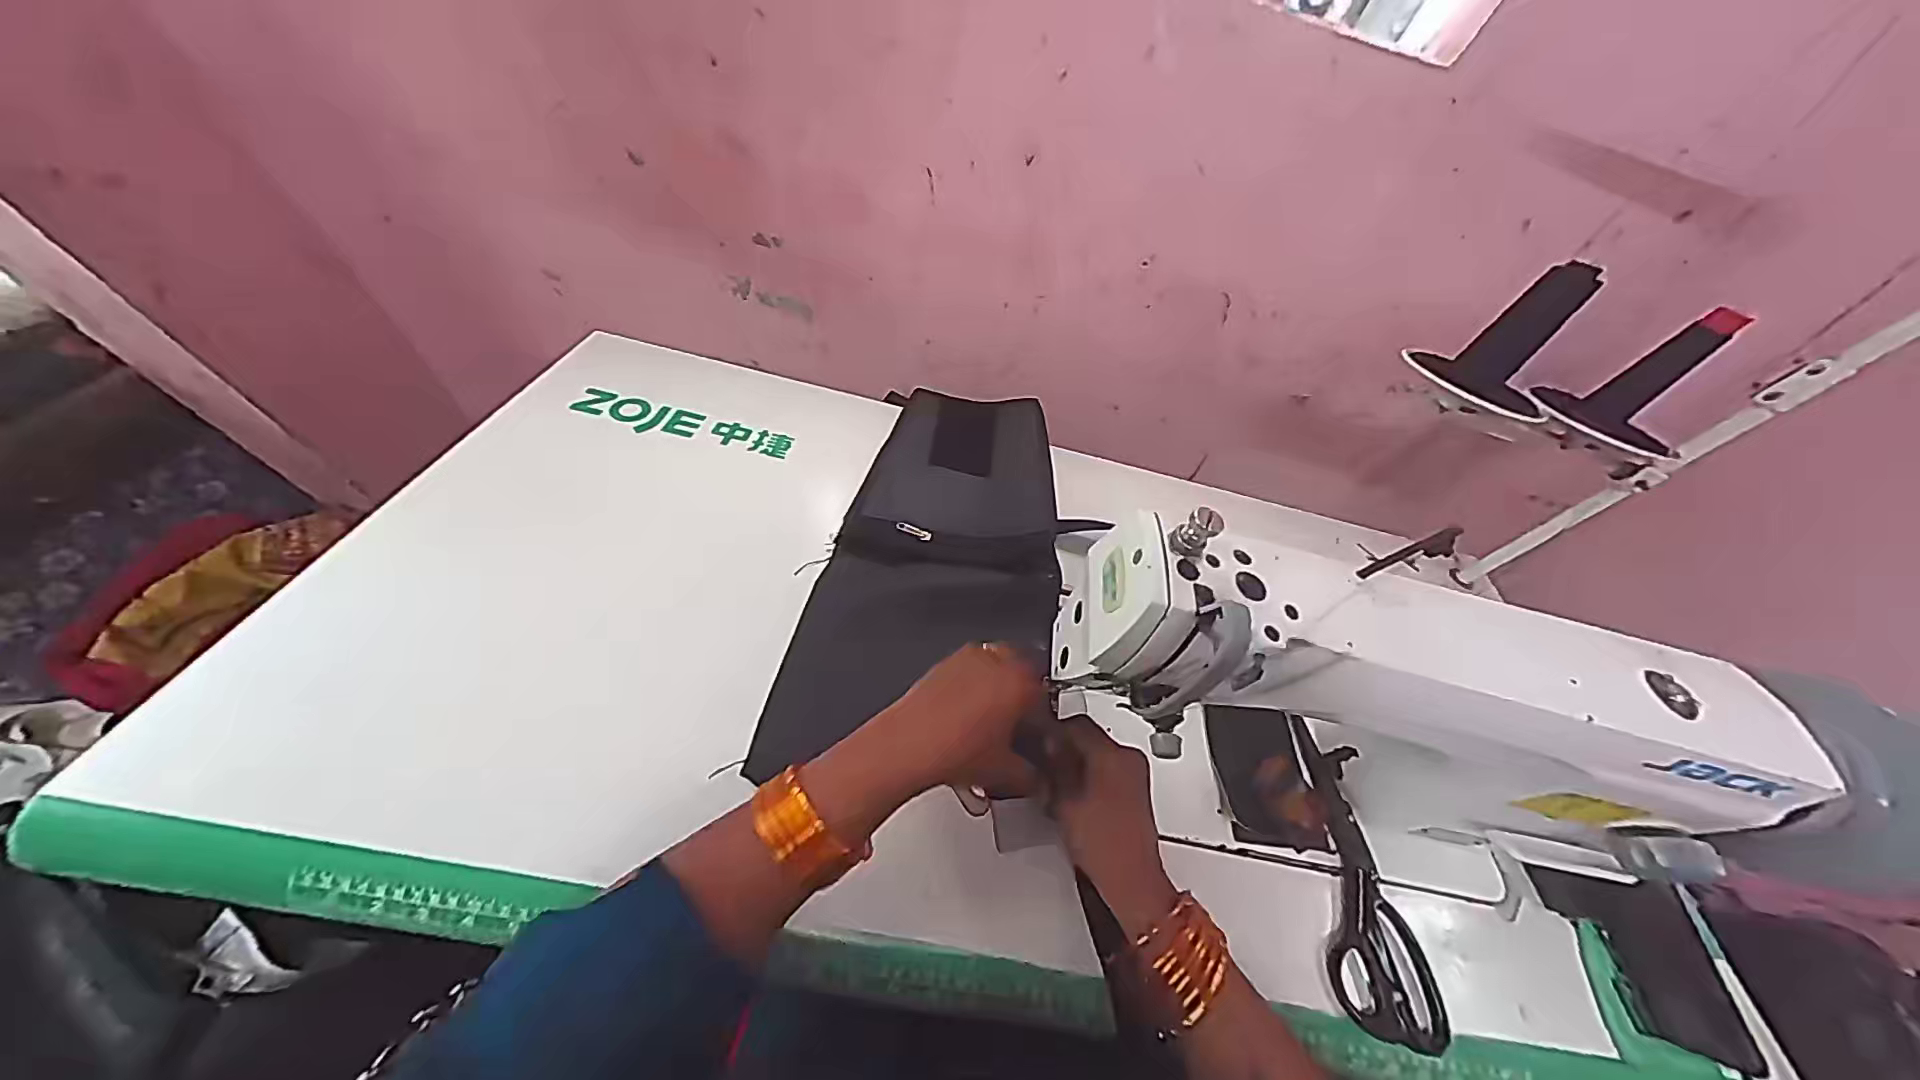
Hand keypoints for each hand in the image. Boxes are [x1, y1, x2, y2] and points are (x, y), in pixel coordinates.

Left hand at [859, 642, 1045, 808]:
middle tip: (1022, 718)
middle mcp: (996, 661)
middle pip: (1024, 670)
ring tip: (994, 718)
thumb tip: (1033, 780)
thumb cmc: (951, 749)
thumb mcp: (1005, 772)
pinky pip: (970, 669)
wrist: (906, 746)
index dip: (1048, 713)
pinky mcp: (944, 665)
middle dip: (1025, 693)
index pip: (1049, 690)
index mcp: (1021, 681)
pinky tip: (969, 715)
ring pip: (996, 666)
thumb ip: (1030, 776)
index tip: (1043, 728)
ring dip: (1000, 686)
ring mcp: (968, 659)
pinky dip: (975, 685)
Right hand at [1042, 715, 1176, 935]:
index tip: (1035, 736)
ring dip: (1074, 759)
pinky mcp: (1134, 788)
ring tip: (1054, 780)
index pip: (1076, 724)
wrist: (1131, 878)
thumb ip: (1053, 766)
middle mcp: (1128, 758)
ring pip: (1095, 750)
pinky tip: (1071, 793)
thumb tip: (1045, 744)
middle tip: (1040, 758)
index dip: (1050, 728)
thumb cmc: (1105, 846)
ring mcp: (1134, 773)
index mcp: (1113, 755)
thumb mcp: (1064, 801)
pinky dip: (1087, 772)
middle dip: (1062, 745)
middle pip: (1087, 735)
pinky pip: (1106, 766)